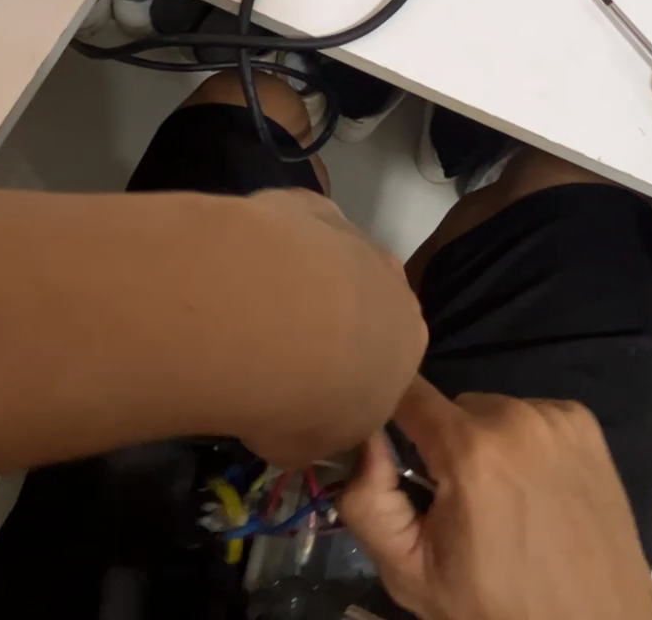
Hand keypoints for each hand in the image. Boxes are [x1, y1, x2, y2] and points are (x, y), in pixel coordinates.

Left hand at [228, 190, 426, 467]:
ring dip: (301, 275)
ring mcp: (353, 236)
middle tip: (279, 343)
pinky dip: (277, 237)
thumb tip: (295, 424)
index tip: (306, 385)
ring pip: (331, 257)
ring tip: (251, 303)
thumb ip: (313, 430)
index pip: (385, 361)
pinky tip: (245, 259)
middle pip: (365, 300)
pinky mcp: (313, 205)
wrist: (266, 318)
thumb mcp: (305, 445)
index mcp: (406, 346)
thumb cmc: (298, 398)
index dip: (345, 373)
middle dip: (330, 317)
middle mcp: (391, 285)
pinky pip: (298, 222)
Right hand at [339, 379, 651, 619]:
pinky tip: (537, 485)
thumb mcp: (412, 574)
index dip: (391, 412)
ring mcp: (555, 415)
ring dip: (485, 440)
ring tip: (503, 496)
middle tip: (458, 497)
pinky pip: (530, 413)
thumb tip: (367, 437)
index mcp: (470, 450)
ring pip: (491, 409)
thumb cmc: (498, 608)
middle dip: (444, 441)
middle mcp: (515, 417)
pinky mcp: (583, 421)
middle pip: (451, 406)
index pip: (407, 392)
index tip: (392, 443)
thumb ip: (368, 502)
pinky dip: (523, 439)